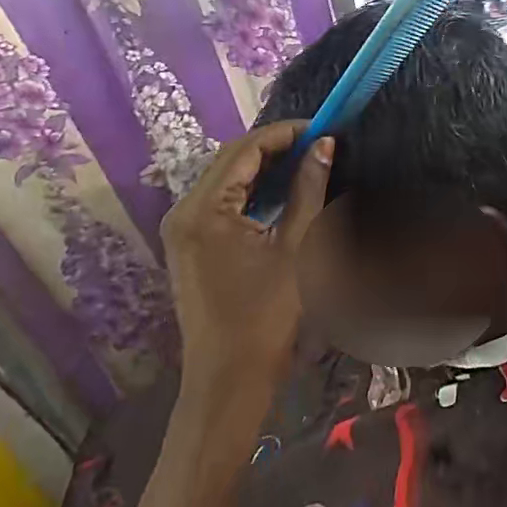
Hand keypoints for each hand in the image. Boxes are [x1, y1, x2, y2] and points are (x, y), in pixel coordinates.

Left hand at [159, 122, 333, 386]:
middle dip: (274, 147)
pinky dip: (249, 192)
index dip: (284, 133)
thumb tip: (324, 146)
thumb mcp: (296, 248)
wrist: (229, 379)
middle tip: (318, 143)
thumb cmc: (267, 316)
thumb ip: (308, 190)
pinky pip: (219, 203)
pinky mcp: (188, 245)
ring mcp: (181, 229)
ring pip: (224, 180)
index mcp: (204, 209)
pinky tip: (280, 193)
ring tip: (305, 162)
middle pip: (230, 160)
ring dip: (262, 168)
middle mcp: (184, 211)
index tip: (322, 127)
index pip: (244, 150)